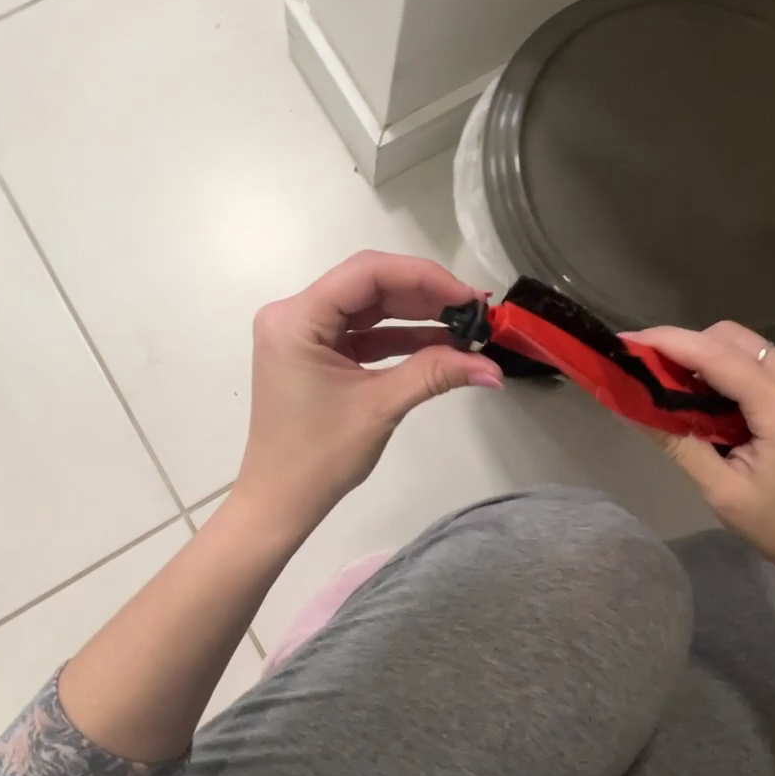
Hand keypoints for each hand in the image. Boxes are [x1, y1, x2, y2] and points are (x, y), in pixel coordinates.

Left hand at [231, 251, 503, 535]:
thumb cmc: (319, 457)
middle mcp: (294, 314)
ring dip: (417, 315)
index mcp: (296, 319)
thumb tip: (494, 368)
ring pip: (369, 307)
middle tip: (476, 311)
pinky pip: (363, 333)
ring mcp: (303, 333)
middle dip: (425, 295)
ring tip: (467, 326)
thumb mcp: (380, 408)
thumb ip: (435, 374)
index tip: (468, 297)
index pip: (366, 273)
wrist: (280, 501)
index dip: (423, 277)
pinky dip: (400, 337)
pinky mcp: (316, 352)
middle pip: (368, 285)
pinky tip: (443, 344)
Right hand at [623, 322, 774, 592]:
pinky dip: (728, 366)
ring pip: (748, 345)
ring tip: (670, 379)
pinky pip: (762, 362)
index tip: (628, 341)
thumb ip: (676, 441)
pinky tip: (706, 392)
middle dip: (686, 344)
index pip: (719, 357)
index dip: (670, 342)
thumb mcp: (721, 490)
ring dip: (706, 353)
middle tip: (646, 366)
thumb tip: (627, 405)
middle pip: (734, 339)